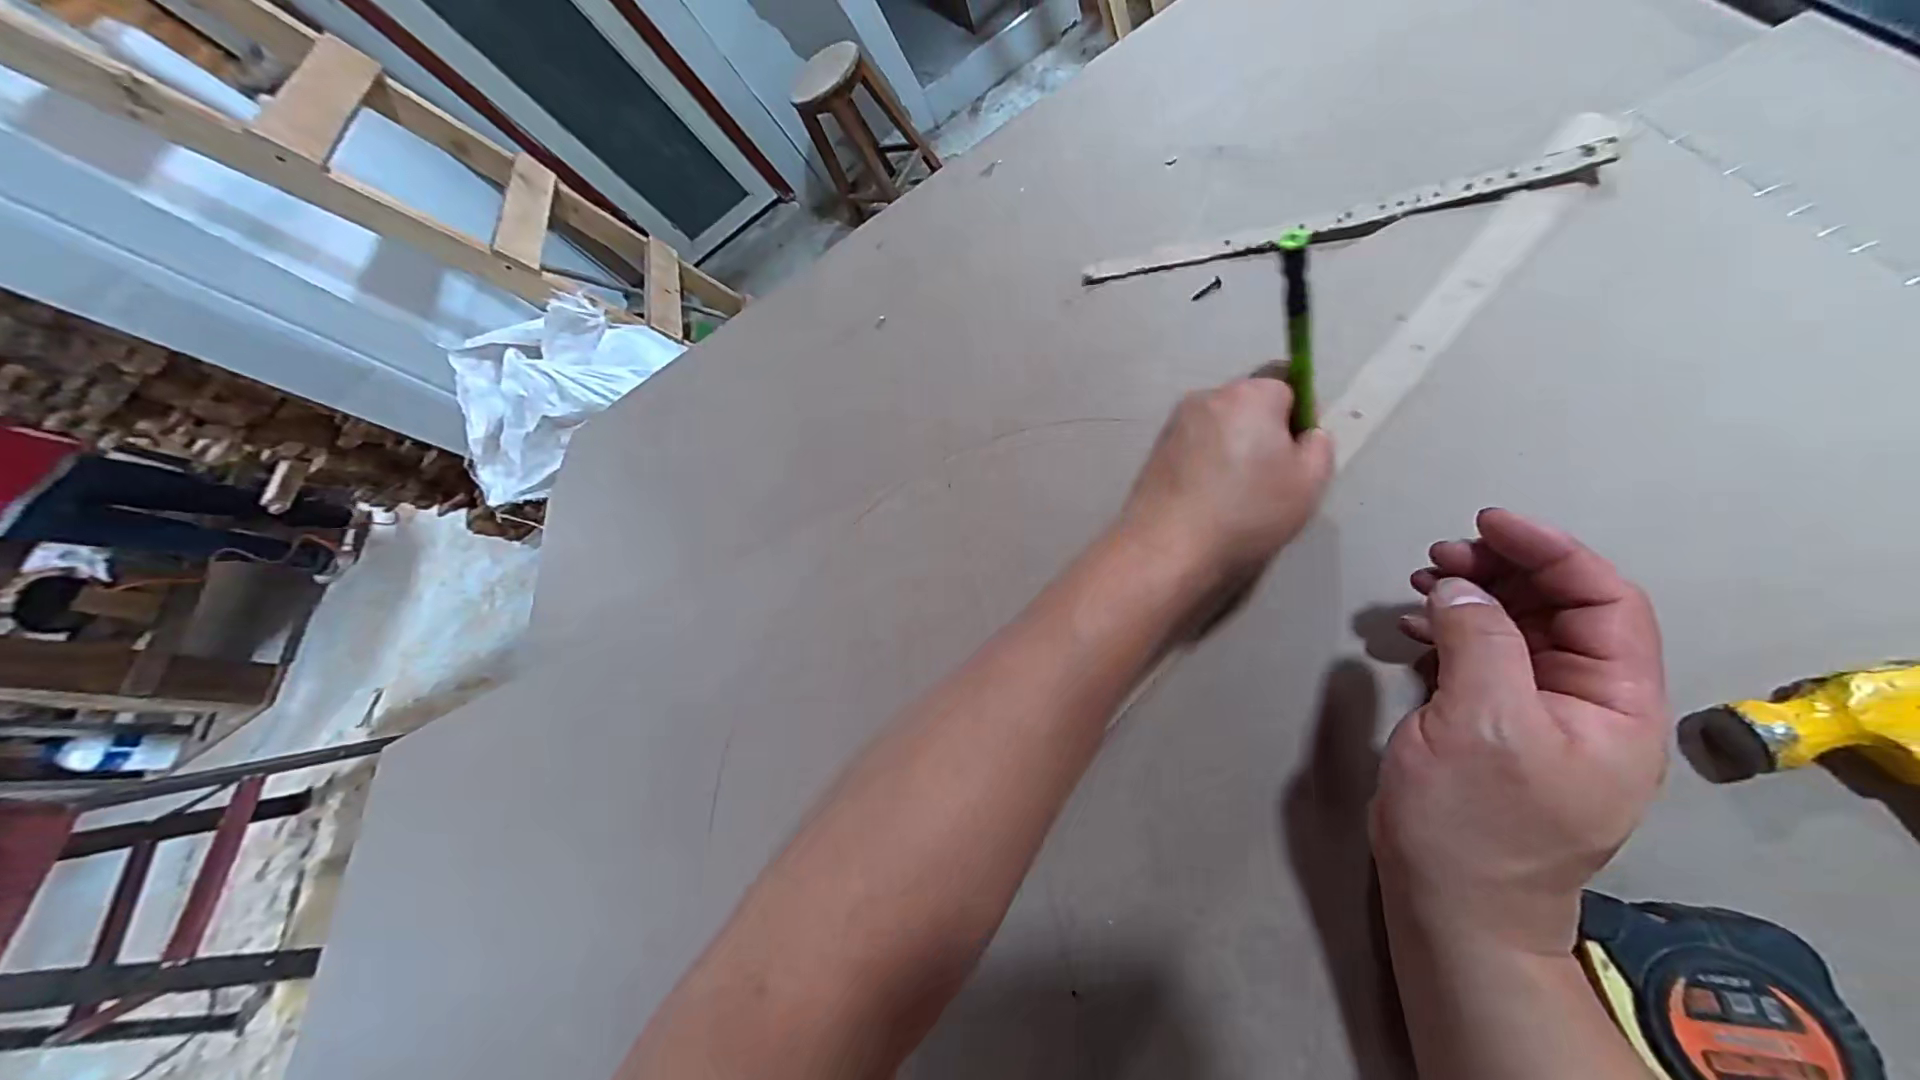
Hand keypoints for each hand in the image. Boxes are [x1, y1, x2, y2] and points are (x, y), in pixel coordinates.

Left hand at [1117, 377, 1333, 589]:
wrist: (1167, 547)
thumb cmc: (1246, 512)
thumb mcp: (1309, 482)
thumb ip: (1318, 445)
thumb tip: (1304, 433)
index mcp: (1249, 394)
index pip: (1286, 385)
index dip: (1296, 419)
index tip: (1292, 457)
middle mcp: (1206, 397)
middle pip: (1248, 405)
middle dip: (1261, 433)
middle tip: (1265, 481)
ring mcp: (1174, 424)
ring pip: (1219, 428)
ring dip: (1230, 449)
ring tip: (1231, 495)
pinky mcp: (1154, 450)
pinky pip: (1193, 448)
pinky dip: (1204, 465)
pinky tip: (1204, 499)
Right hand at [1370, 509, 1668, 955]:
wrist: (1451, 897)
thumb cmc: (1476, 819)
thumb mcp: (1481, 723)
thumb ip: (1478, 641)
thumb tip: (1457, 584)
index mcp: (1614, 703)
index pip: (1604, 602)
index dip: (1552, 552)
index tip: (1489, 523)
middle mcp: (1583, 699)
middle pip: (1557, 608)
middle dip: (1501, 569)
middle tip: (1439, 553)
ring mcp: (1532, 710)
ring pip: (1513, 627)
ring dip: (1469, 594)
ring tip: (1419, 578)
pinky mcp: (1487, 719)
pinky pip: (1478, 653)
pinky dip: (1447, 628)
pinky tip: (1413, 623)